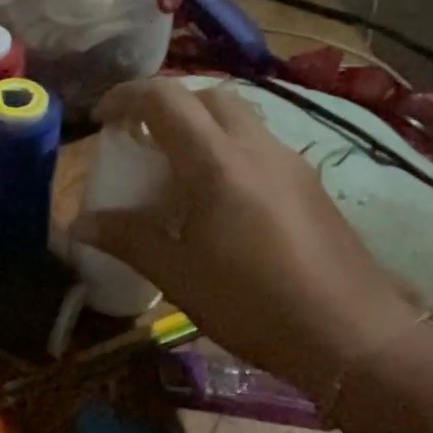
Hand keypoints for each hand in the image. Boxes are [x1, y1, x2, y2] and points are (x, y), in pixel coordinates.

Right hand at [72, 77, 420, 402]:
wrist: (353, 337)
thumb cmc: (253, 305)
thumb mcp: (177, 275)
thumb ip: (127, 239)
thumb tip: (79, 224)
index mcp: (217, 164)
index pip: (166, 99)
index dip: (126, 97)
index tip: (101, 120)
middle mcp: (256, 149)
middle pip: (207, 96)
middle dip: (165, 105)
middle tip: (138, 138)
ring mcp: (290, 164)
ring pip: (239, 117)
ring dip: (199, 125)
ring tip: (174, 167)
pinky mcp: (310, 185)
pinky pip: (259, 144)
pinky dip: (227, 148)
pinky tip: (217, 197)